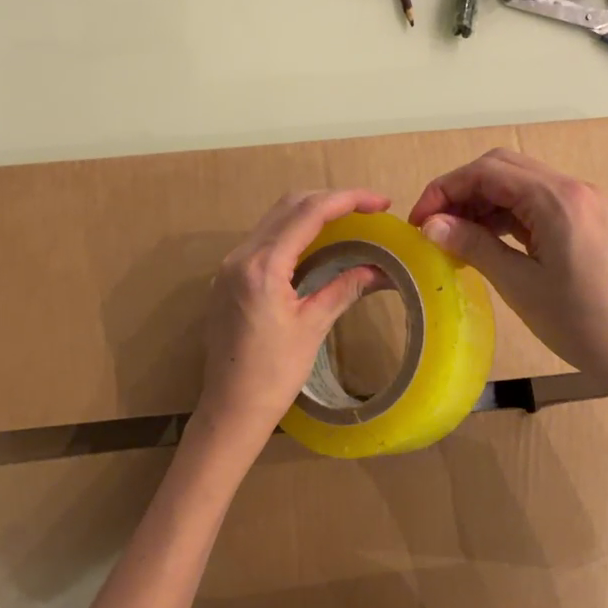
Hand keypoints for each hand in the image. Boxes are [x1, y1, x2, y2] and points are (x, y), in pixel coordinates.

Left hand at [198, 189, 391, 445]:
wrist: (231, 407)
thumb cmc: (273, 374)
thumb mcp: (312, 327)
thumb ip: (343, 289)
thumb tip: (378, 270)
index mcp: (262, 266)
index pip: (308, 213)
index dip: (348, 200)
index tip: (381, 203)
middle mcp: (239, 257)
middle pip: (288, 207)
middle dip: (330, 200)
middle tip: (368, 210)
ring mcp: (229, 267)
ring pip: (273, 221)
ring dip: (310, 214)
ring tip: (348, 222)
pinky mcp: (227, 280)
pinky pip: (262, 242)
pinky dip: (291, 234)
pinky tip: (316, 246)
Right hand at [409, 148, 607, 394]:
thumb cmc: (580, 324)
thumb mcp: (519, 285)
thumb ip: (474, 246)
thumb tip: (430, 225)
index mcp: (557, 200)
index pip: (487, 171)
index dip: (444, 190)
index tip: (417, 223)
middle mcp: (573, 189)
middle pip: (502, 168)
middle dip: (460, 191)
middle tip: (432, 228)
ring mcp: (585, 204)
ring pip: (519, 184)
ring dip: (481, 203)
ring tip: (452, 239)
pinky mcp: (588, 222)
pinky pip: (537, 204)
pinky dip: (505, 215)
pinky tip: (485, 242)